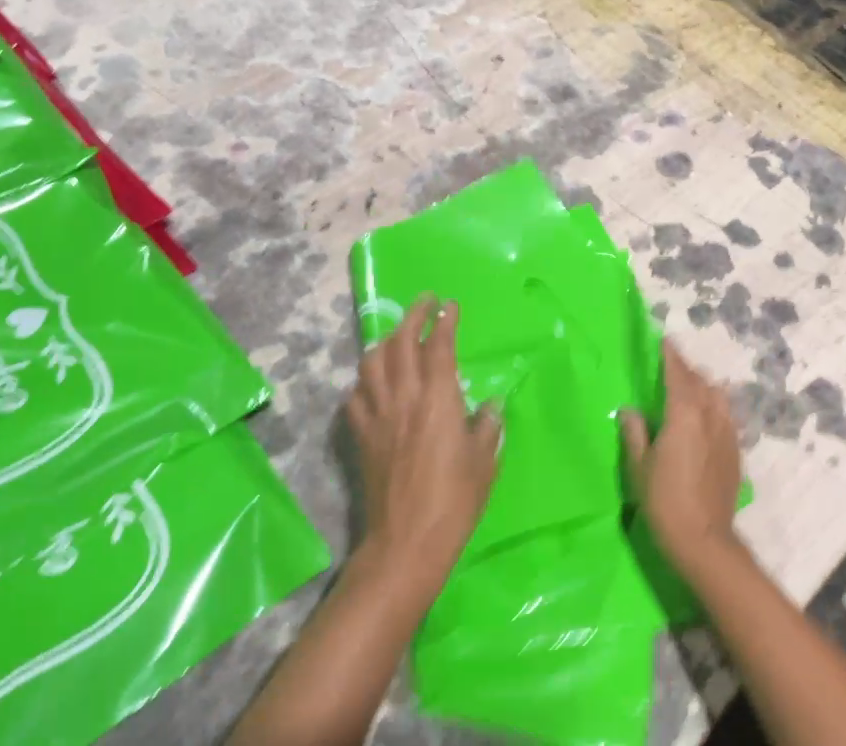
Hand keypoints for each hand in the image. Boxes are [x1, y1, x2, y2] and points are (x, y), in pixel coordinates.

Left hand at [348, 297, 501, 588]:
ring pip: (372, 363)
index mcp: (438, 399)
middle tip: (425, 304)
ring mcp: (377, 415)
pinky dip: (364, 381)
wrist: (407, 540)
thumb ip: (487, 427)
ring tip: (397, 338)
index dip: (445, 321)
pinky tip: (373, 384)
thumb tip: (490, 406)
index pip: (439, 346)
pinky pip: (356, 396)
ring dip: (385, 342)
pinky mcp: (360, 436)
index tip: (450, 306)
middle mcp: (403, 397)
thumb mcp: (484, 462)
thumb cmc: (455, 501)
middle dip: (413, 317)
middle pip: (400, 343)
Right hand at [621, 340, 744, 574]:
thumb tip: (631, 410)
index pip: (678, 375)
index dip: (671, 357)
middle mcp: (711, 416)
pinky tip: (706, 416)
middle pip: (701, 382)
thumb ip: (635, 432)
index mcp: (684, 414)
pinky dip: (715, 405)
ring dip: (704, 385)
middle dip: (687, 370)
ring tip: (691, 387)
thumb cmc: (664, 500)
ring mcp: (728, 433)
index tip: (665, 341)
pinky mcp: (736, 450)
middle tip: (672, 365)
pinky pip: (726, 415)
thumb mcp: (639, 465)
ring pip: (719, 396)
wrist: (704, 538)